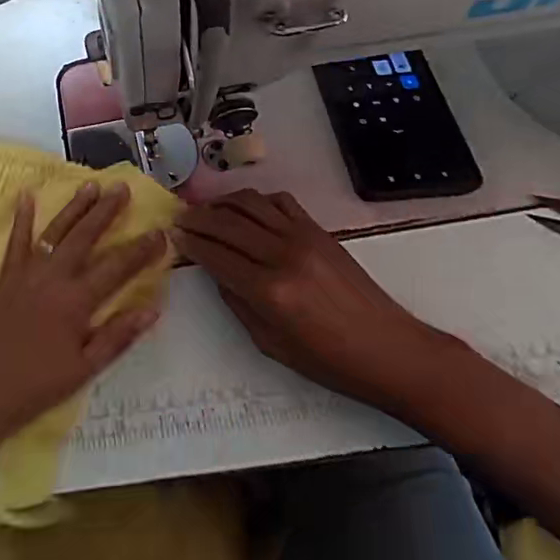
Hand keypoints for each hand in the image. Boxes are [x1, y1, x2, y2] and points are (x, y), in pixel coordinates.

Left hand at [0, 182, 166, 455]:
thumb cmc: (35, 387)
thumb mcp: (84, 370)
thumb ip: (118, 336)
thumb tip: (153, 308)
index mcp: (76, 302)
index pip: (118, 268)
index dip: (142, 249)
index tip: (161, 231)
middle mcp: (53, 278)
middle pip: (86, 237)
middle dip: (106, 212)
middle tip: (123, 188)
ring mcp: (26, 274)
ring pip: (56, 232)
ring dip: (74, 207)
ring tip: (91, 184)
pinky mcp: (4, 278)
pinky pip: (15, 242)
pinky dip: (21, 218)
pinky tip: (26, 195)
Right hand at [174, 189, 457, 415]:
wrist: (387, 348)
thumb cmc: (328, 360)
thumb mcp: (270, 344)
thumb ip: (238, 303)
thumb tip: (216, 272)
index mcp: (268, 291)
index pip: (216, 255)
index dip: (190, 243)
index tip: (173, 236)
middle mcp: (283, 255)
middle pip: (228, 223)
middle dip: (198, 219)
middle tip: (180, 218)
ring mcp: (304, 237)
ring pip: (252, 203)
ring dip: (223, 202)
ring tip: (206, 209)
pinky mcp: (320, 230)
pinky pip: (281, 201)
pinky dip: (258, 200)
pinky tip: (247, 209)